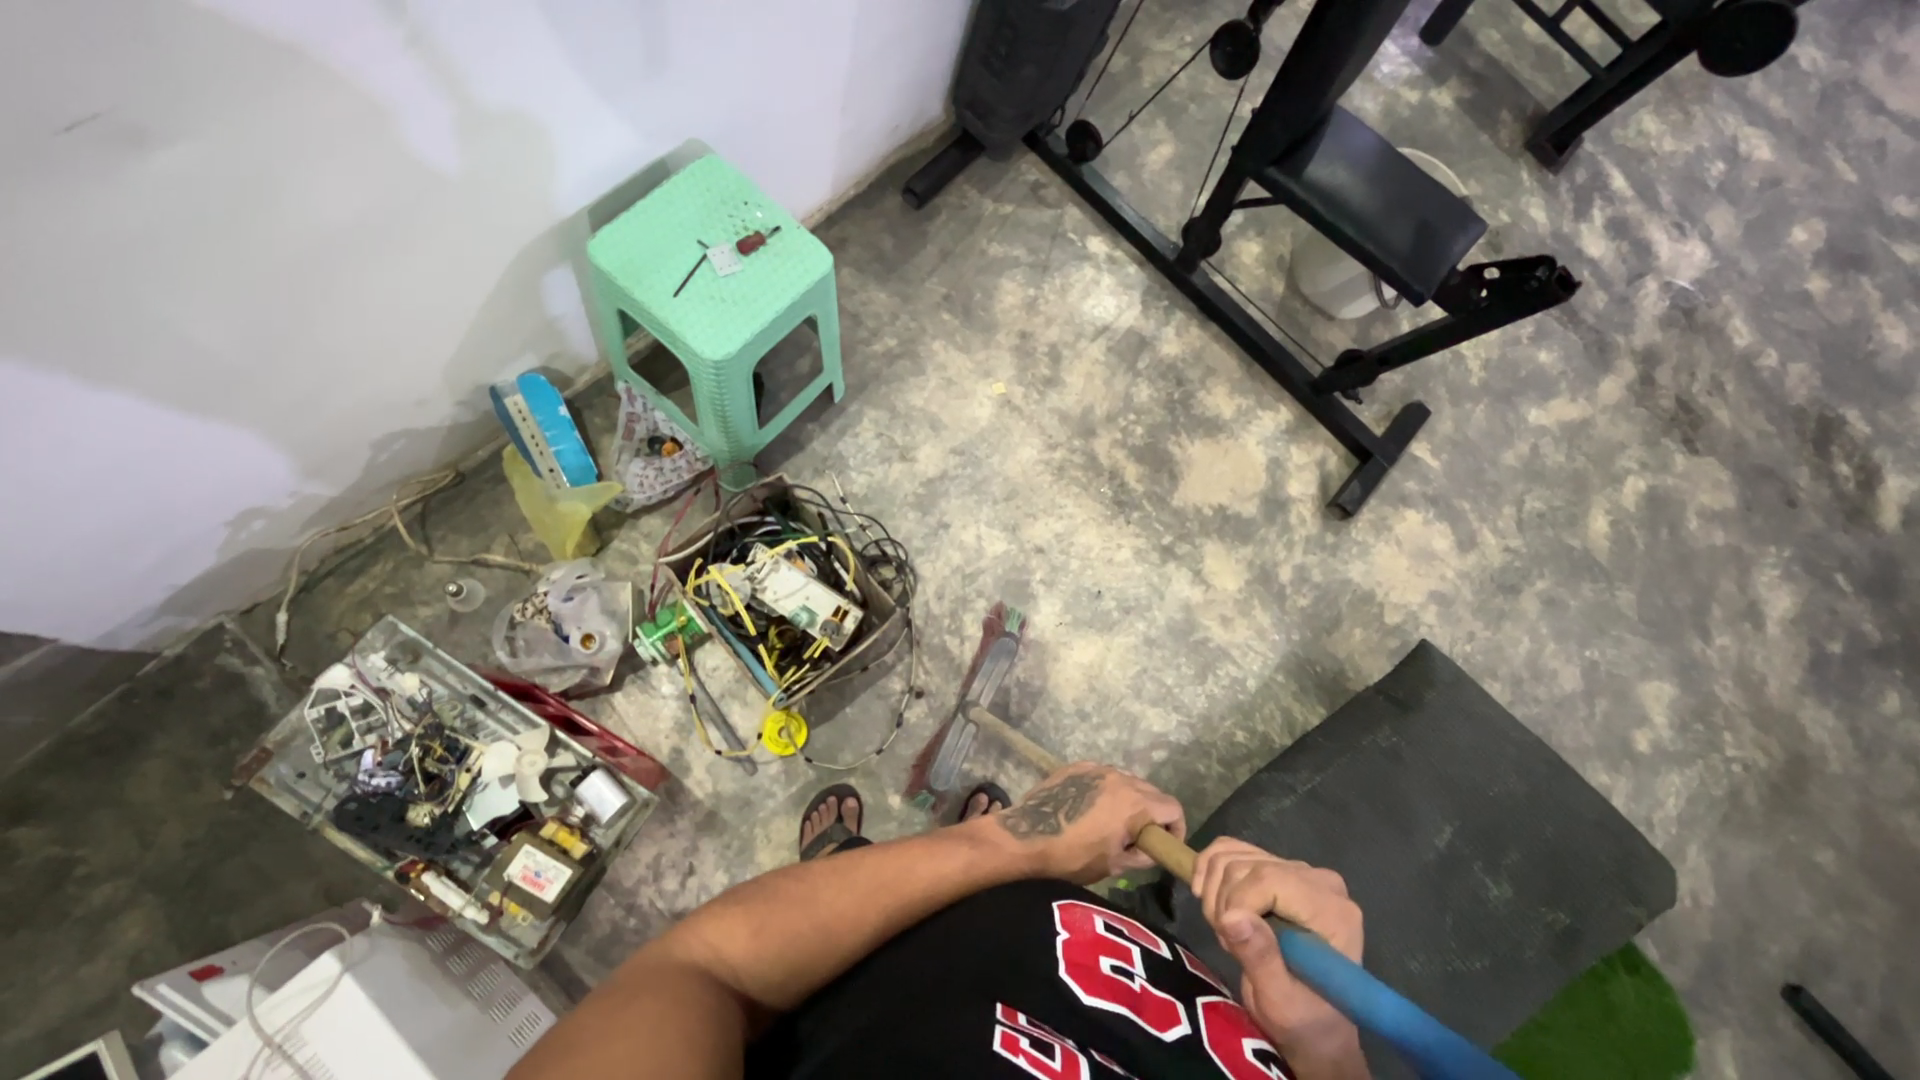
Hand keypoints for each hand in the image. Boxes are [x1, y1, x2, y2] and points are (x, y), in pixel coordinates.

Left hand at [992, 763, 1184, 884]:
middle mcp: (1120, 778)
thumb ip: (1142, 854)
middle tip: (1140, 836)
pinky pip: (1102, 776)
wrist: (1026, 838)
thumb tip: (1152, 849)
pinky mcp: (1076, 767)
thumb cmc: (1073, 857)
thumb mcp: (1115, 864)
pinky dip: (1105, 790)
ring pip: (1127, 781)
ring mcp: (1096, 769)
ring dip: (1129, 800)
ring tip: (1115, 822)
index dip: (1176, 828)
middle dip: (1153, 813)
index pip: (1172, 808)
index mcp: (1135, 802)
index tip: (1165, 844)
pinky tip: (1091, 808)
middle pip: (1151, 792)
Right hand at [1193, 839, 1366, 1072]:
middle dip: (1223, 902)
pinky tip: (1210, 899)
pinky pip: (1231, 849)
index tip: (1227, 939)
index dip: (1236, 902)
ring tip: (1226, 930)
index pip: (1269, 879)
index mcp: (1332, 911)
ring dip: (1214, 891)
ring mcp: (1299, 871)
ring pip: (1232, 854)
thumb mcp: (1281, 1002)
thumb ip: (1260, 958)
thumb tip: (1231, 917)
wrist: (1314, 1025)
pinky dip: (1209, 870)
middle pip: (1247, 865)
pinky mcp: (1278, 868)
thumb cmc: (1303, 1020)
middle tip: (1227, 942)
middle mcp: (1320, 881)